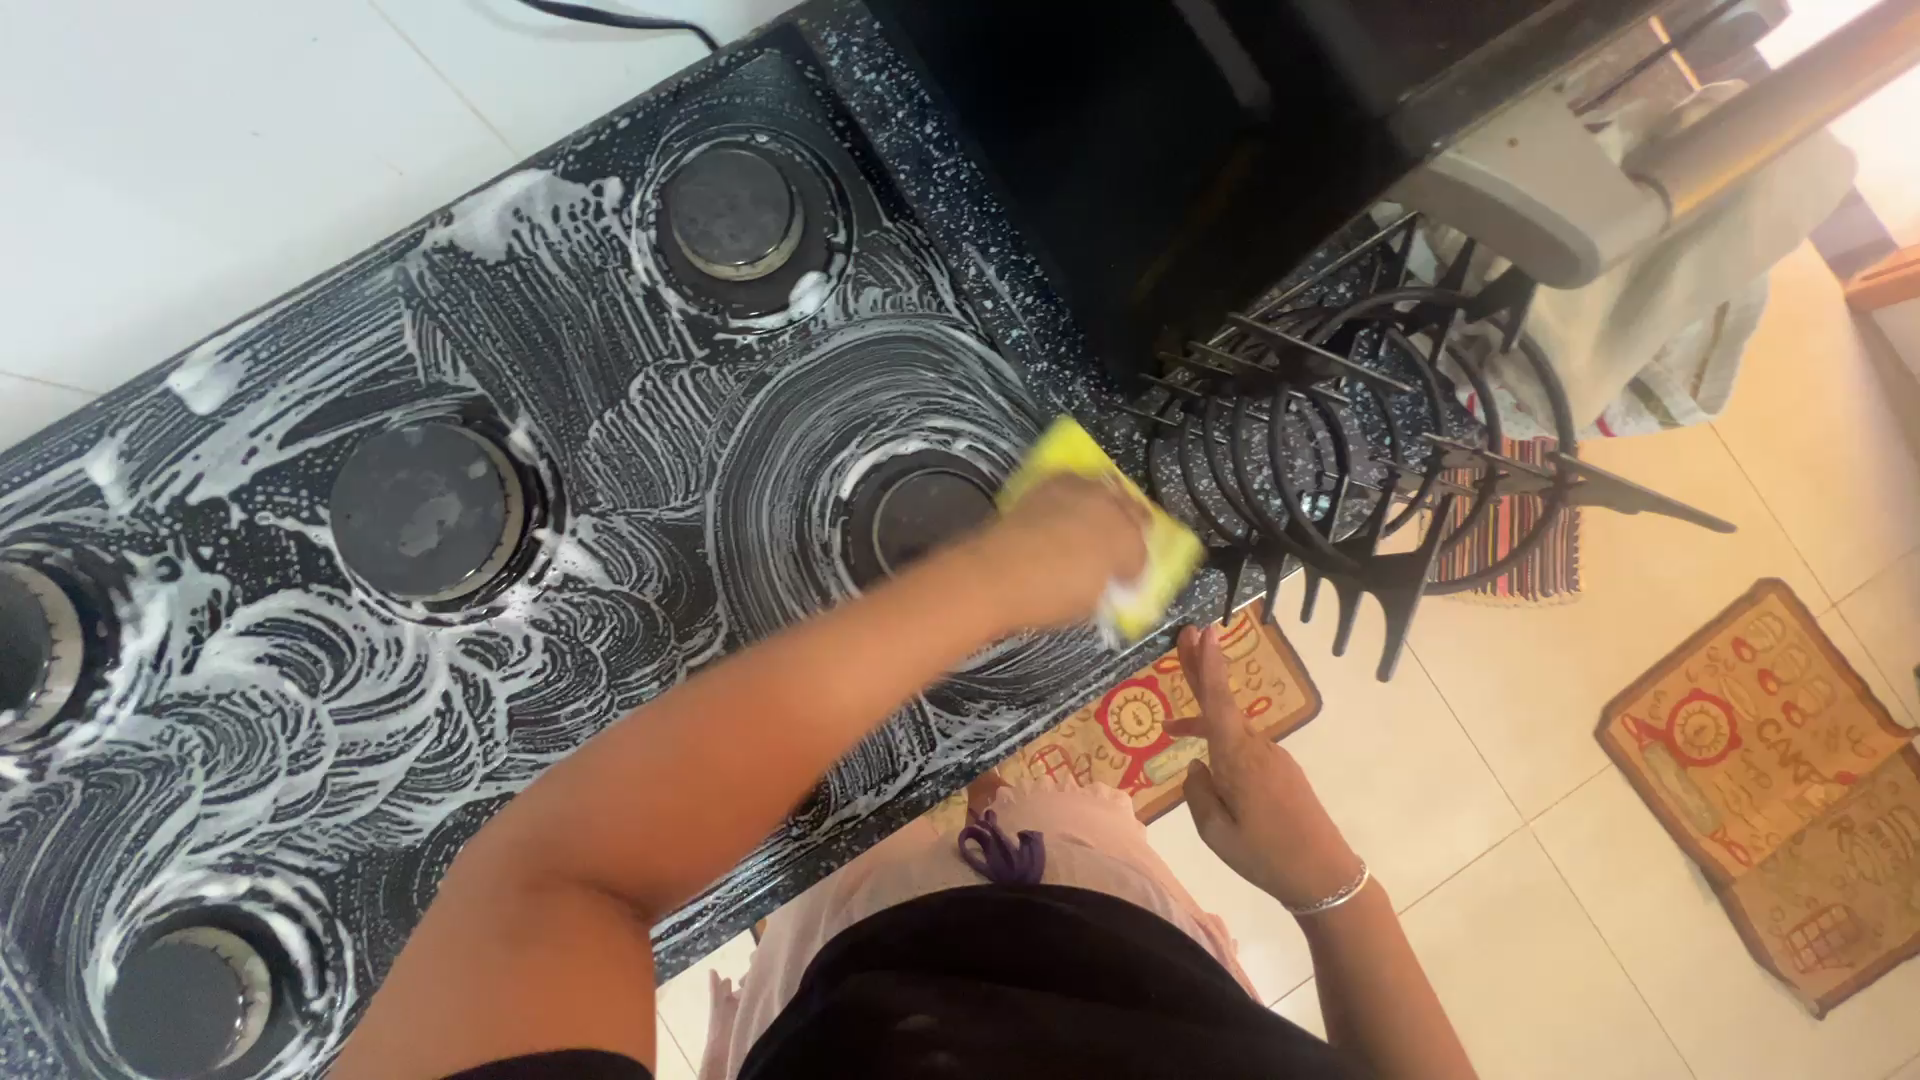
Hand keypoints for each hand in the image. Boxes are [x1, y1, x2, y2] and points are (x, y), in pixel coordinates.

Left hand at [958, 474, 1147, 630]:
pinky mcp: (1049, 483)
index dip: (1135, 566)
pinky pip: (1073, 482)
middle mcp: (1109, 507)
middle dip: (1130, 527)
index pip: (1143, 550)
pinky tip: (1066, 510)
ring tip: (1095, 522)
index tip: (1125, 577)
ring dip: (1106, 503)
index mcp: (1126, 541)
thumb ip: (1105, 585)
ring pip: (1106, 488)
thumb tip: (1104, 580)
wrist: (994, 574)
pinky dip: (1075, 494)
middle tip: (1117, 546)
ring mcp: (1079, 490)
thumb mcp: (1087, 603)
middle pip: (1133, 509)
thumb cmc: (1045, 597)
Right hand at [1166, 624, 1364, 912]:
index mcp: (1236, 758)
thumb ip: (1197, 791)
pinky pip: (1243, 747)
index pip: (1217, 702)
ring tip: (1173, 728)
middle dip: (1205, 666)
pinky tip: (1211, 770)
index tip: (1204, 631)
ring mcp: (1272, 757)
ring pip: (1230, 729)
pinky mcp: (1281, 770)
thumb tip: (1196, 766)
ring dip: (1203, 720)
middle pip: (1223, 701)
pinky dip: (1221, 744)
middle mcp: (1255, 748)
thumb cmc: (1263, 854)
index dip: (1208, 665)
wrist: (1325, 876)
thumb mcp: (1214, 831)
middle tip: (1189, 632)